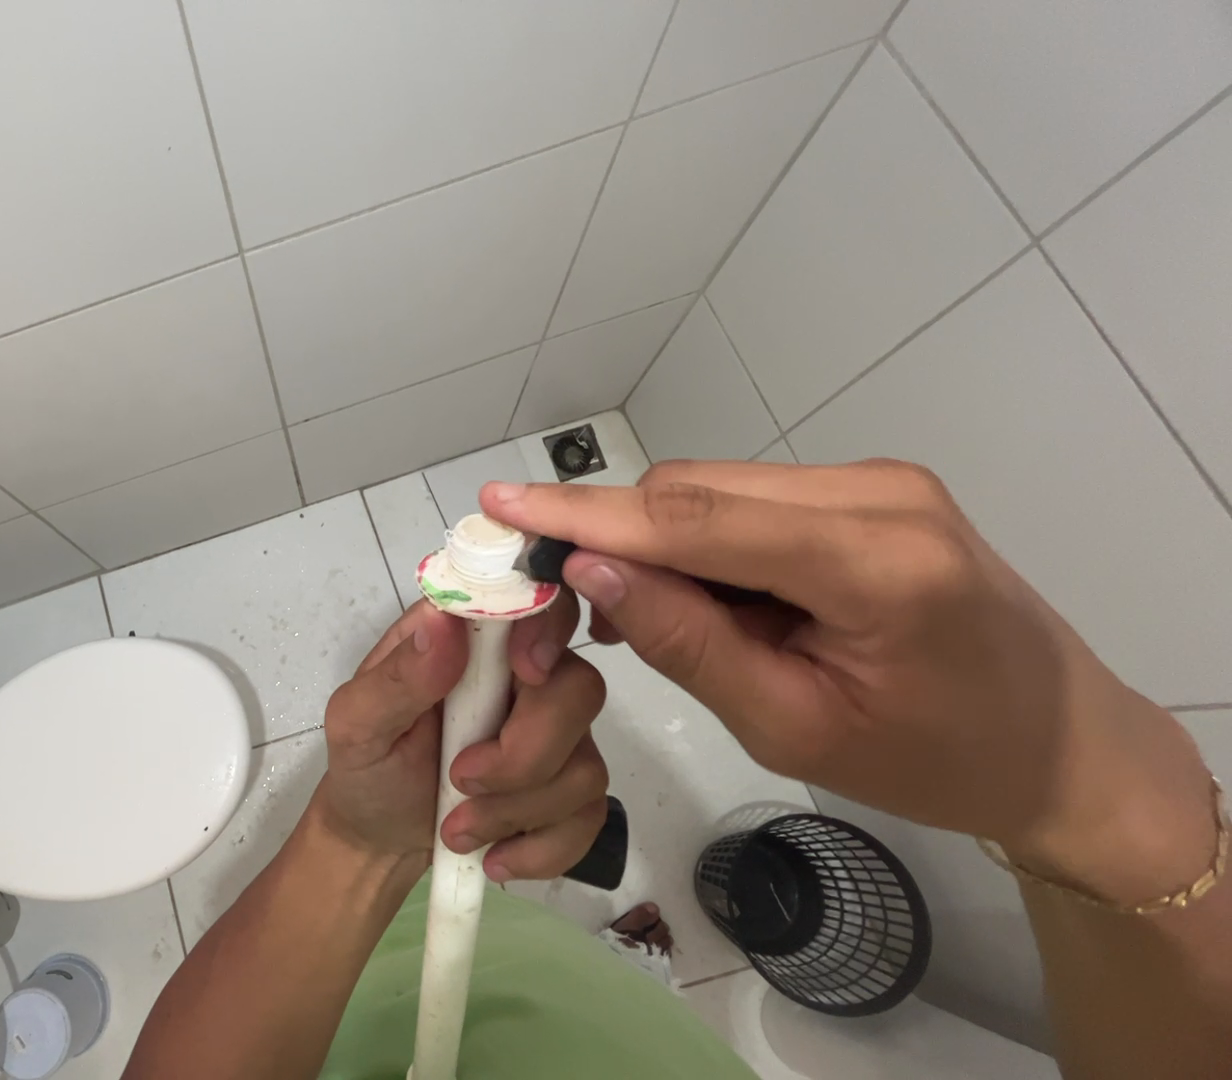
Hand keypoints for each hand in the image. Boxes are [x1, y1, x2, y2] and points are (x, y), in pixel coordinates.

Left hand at [311, 595, 610, 882]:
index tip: (524, 674)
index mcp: (467, 639)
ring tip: (457, 828)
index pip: (532, 601)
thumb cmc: (366, 765)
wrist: (379, 837)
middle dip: (523, 754)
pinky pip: (590, 816)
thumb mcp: (357, 722)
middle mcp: (518, 674)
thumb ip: (398, 676)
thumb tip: (443, 624)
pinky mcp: (566, 787)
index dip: (545, 627)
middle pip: (576, 687)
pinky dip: (543, 847)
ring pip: (585, 762)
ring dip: (517, 810)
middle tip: (461, 780)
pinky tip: (496, 856)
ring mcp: (551, 731)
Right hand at [482, 460, 1214, 899]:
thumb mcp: (789, 725)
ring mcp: (873, 483)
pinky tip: (689, 597)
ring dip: (651, 546)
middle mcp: (875, 495)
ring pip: (707, 492)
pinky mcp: (862, 492)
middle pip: (690, 493)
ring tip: (637, 617)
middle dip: (609, 537)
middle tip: (559, 601)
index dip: (584, 513)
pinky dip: (691, 545)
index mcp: (875, 563)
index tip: (498, 503)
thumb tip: (588, 570)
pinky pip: (739, 503)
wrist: (1058, 745)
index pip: (691, 519)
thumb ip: (686, 640)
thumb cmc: (930, 761)